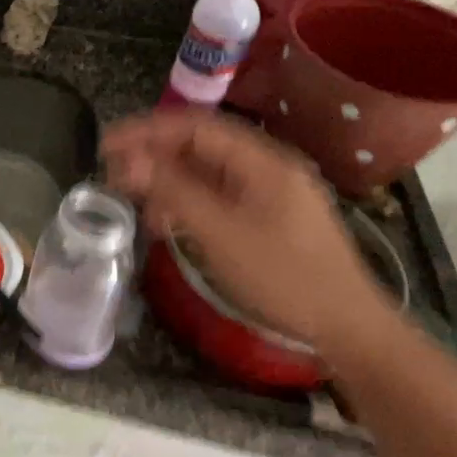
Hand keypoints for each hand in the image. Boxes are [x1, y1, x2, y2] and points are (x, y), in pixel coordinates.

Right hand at [102, 112, 387, 346]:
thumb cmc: (285, 278)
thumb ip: (172, 191)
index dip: (147, 130)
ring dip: (165, 179)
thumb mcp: (220, 233)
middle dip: (152, 154)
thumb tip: (127, 160)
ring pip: (205, 171)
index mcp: (262, 162)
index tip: (107, 144)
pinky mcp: (267, 218)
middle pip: (199, 146)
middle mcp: (266, 168)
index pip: (195, 126)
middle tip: (111, 171)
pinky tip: (164, 220)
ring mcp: (269, 193)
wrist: (349, 329)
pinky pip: (217, 195)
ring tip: (131, 197)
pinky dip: (185, 200)